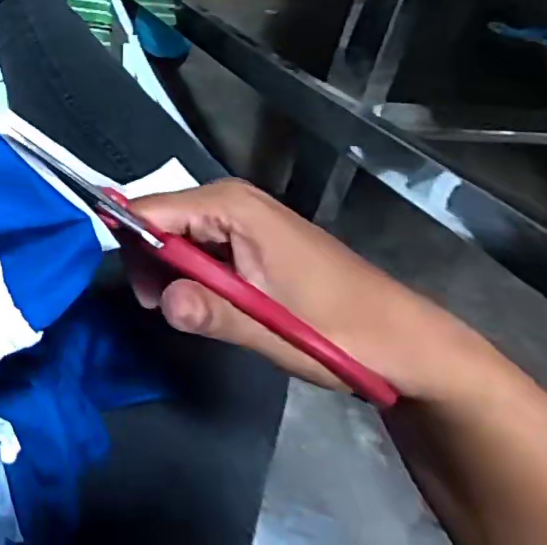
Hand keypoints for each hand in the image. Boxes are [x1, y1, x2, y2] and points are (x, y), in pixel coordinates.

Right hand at [126, 180, 498, 399]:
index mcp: (230, 205)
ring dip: (169, 273)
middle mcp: (225, 198)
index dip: (131, 245)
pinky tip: (208, 300)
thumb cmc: (349, 332)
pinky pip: (190, 243)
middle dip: (150, 264)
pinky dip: (188, 273)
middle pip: (154, 220)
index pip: (147, 210)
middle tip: (167, 310)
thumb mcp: (276, 329)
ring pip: (168, 234)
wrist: (415, 348)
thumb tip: (161, 302)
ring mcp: (234, 214)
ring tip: (193, 311)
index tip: (140, 292)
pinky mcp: (239, 233)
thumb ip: (213, 312)